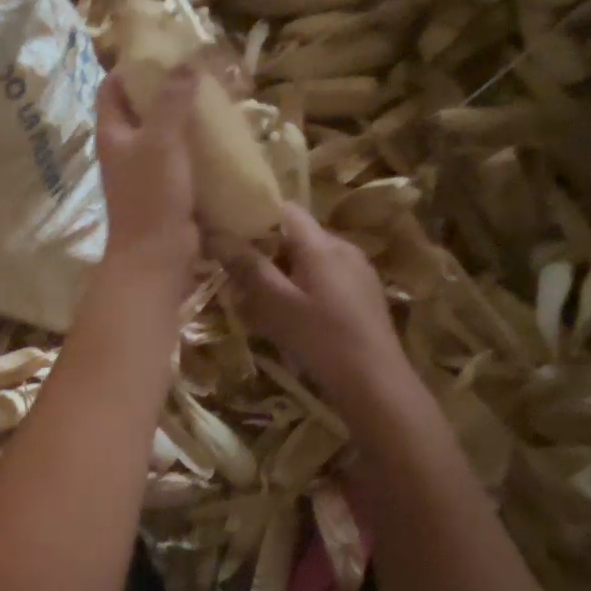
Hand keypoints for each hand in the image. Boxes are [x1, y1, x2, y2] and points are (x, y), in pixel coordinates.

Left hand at [95, 68, 197, 284]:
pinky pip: (182, 157)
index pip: (111, 89)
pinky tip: (224, 134)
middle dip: (166, 88)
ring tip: (217, 96)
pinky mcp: (168, 189)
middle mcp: (124, 148)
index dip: (129, 67)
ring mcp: (145, 170)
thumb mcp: (162, 140)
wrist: (157, 255)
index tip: (160, 49)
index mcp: (112, 133)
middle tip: (200, 70)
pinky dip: (198, 144)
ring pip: (164, 133)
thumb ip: (172, 100)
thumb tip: (185, 59)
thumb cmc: (151, 195)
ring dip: (186, 116)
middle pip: (140, 108)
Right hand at [232, 203, 411, 408]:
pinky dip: (303, 284)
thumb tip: (215, 234)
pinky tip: (292, 313)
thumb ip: (246, 266)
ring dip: (283, 269)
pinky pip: (326, 276)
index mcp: (321, 245)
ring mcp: (359, 270)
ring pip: (310, 257)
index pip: (285, 208)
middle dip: (265, 247)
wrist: (375, 382)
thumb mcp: (274, 302)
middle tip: (236, 271)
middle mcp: (344, 248)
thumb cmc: (319, 338)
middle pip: (297, 234)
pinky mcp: (364, 293)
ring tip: (259, 296)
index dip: (254, 213)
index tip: (227, 230)